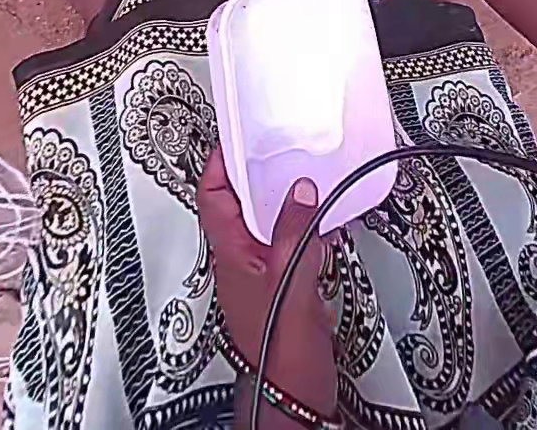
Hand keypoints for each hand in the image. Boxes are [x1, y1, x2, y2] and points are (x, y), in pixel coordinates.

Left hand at [196, 150, 336, 415]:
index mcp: (230, 250)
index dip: (218, 164)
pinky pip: (289, 241)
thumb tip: (300, 190)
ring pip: (265, 221)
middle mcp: (240, 257)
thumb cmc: (279, 350)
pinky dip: (304, 226)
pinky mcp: (282, 283)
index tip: (233, 140)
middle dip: (253, 176)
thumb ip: (294, 231)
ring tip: (301, 180)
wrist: (295, 395)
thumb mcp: (289, 278)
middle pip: (238, 203)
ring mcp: (260, 270)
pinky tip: (325, 223)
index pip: (211, 194)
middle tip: (270, 153)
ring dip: (282, 200)